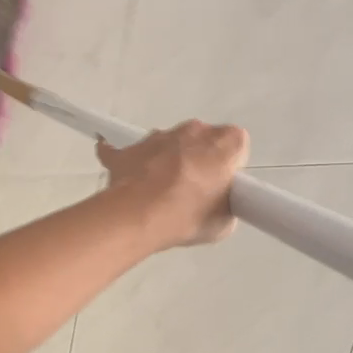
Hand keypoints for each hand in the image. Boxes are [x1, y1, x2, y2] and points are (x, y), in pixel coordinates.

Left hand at [95, 120, 248, 249]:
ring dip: (161, 162)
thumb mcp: (223, 221)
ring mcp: (155, 137)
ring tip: (153, 192)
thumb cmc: (187, 217)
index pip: (234, 149)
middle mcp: (193, 130)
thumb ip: (224, 205)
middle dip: (193, 161)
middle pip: (198, 143)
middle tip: (185, 192)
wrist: (136, 218)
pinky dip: (122, 161)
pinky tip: (118, 170)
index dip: (224, 169)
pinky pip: (121, 151)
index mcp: (227, 141)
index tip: (215, 188)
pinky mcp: (125, 151)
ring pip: (163, 146)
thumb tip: (214, 208)